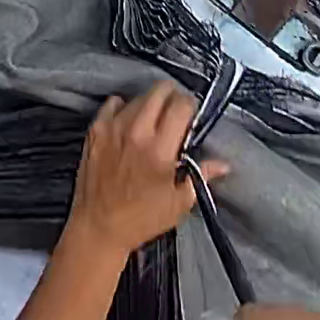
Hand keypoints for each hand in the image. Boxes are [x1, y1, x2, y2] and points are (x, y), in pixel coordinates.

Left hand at [64, 82, 228, 258]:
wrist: (97, 229)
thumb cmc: (141, 220)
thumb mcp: (178, 203)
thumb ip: (201, 175)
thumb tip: (223, 164)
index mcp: (160, 149)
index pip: (182, 105)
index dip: (191, 105)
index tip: (191, 115)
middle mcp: (137, 132)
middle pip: (160, 90)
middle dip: (173, 97)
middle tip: (175, 112)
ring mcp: (113, 128)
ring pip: (139, 96)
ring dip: (151, 103)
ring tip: (153, 121)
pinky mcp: (95, 130)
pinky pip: (113, 103)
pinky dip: (124, 107)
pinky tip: (128, 122)